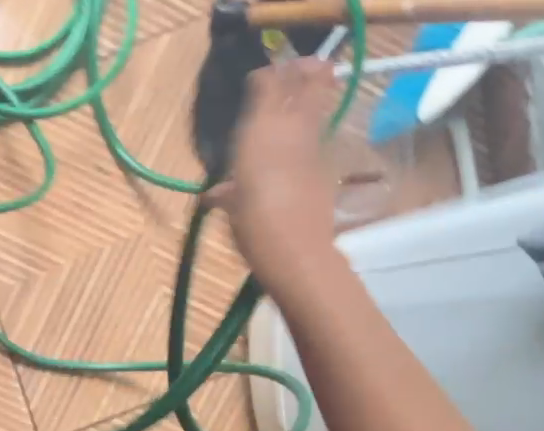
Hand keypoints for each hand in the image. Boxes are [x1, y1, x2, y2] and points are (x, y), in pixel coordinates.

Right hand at [206, 60, 341, 289]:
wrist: (295, 250)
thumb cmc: (253, 226)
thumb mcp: (232, 207)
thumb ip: (227, 192)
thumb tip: (217, 193)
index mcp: (262, 133)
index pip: (268, 86)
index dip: (264, 77)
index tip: (257, 78)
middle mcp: (290, 129)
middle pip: (306, 83)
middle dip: (301, 71)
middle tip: (296, 67)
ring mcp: (313, 144)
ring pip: (318, 104)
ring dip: (313, 90)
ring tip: (306, 87)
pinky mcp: (326, 163)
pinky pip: (317, 134)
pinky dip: (310, 127)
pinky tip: (302, 136)